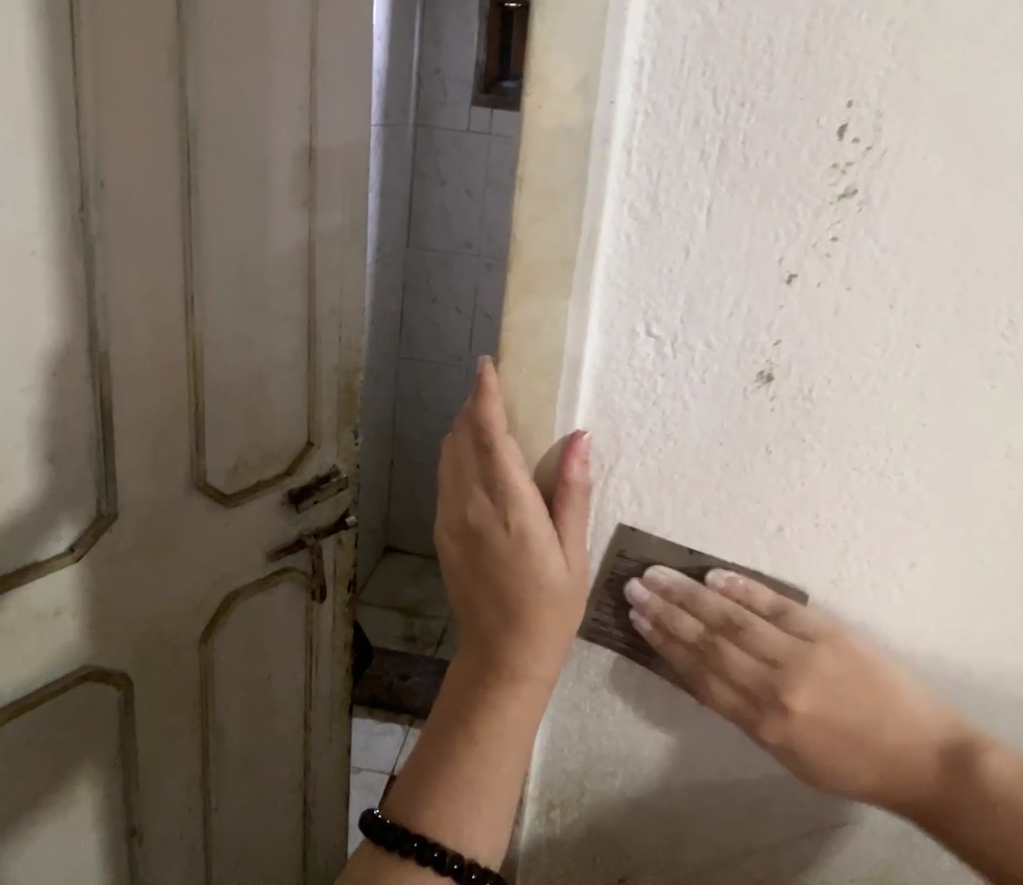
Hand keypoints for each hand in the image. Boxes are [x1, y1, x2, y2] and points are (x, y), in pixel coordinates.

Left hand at [435, 358, 593, 689]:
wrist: (502, 656)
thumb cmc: (551, 607)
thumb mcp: (574, 552)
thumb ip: (573, 492)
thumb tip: (580, 439)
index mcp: (509, 509)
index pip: (489, 437)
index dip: (485, 397)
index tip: (487, 366)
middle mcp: (471, 507)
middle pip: (461, 438)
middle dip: (473, 405)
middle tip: (492, 384)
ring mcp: (450, 520)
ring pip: (447, 456)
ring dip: (462, 427)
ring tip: (484, 412)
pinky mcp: (442, 533)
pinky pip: (445, 478)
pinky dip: (456, 454)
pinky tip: (475, 456)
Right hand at [625, 566, 970, 811]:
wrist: (924, 757)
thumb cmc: (854, 764)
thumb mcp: (789, 754)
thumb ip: (746, 712)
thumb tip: (704, 673)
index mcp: (762, 723)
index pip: (700, 675)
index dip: (665, 644)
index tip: (637, 619)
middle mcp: (774, 686)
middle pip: (708, 641)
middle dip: (667, 612)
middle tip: (634, 586)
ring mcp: (801, 655)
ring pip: (733, 620)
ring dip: (691, 595)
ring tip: (660, 575)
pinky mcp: (828, 633)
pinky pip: (776, 605)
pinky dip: (742, 589)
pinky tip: (715, 576)